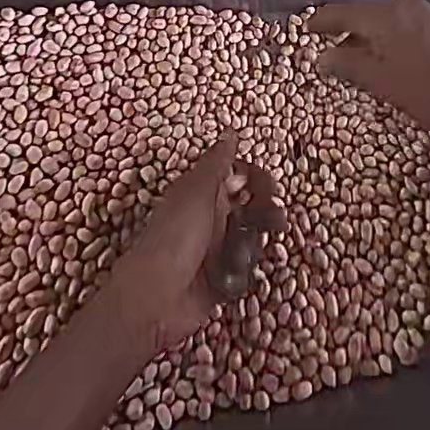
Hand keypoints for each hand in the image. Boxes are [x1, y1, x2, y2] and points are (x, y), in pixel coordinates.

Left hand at [104, 131, 283, 351]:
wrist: (156, 296)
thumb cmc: (175, 236)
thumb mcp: (198, 191)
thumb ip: (218, 162)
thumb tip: (231, 132)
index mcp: (202, 190)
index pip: (239, 176)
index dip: (256, 180)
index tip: (268, 187)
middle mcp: (210, 216)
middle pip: (250, 206)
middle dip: (264, 212)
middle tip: (273, 219)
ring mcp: (215, 248)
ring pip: (250, 238)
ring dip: (250, 245)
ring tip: (241, 253)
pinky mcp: (221, 278)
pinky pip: (244, 269)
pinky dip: (240, 272)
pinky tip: (230, 276)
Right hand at [308, 0, 429, 133]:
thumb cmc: (427, 90)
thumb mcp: (381, 81)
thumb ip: (348, 64)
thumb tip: (322, 57)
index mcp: (382, 15)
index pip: (340, 11)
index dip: (320, 21)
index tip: (306, 28)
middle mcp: (401, 5)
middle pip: (362, 10)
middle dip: (343, 25)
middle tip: (327, 40)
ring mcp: (423, 12)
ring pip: (383, 16)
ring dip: (366, 31)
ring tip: (354, 51)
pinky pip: (401, 21)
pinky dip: (386, 33)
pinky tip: (385, 52)